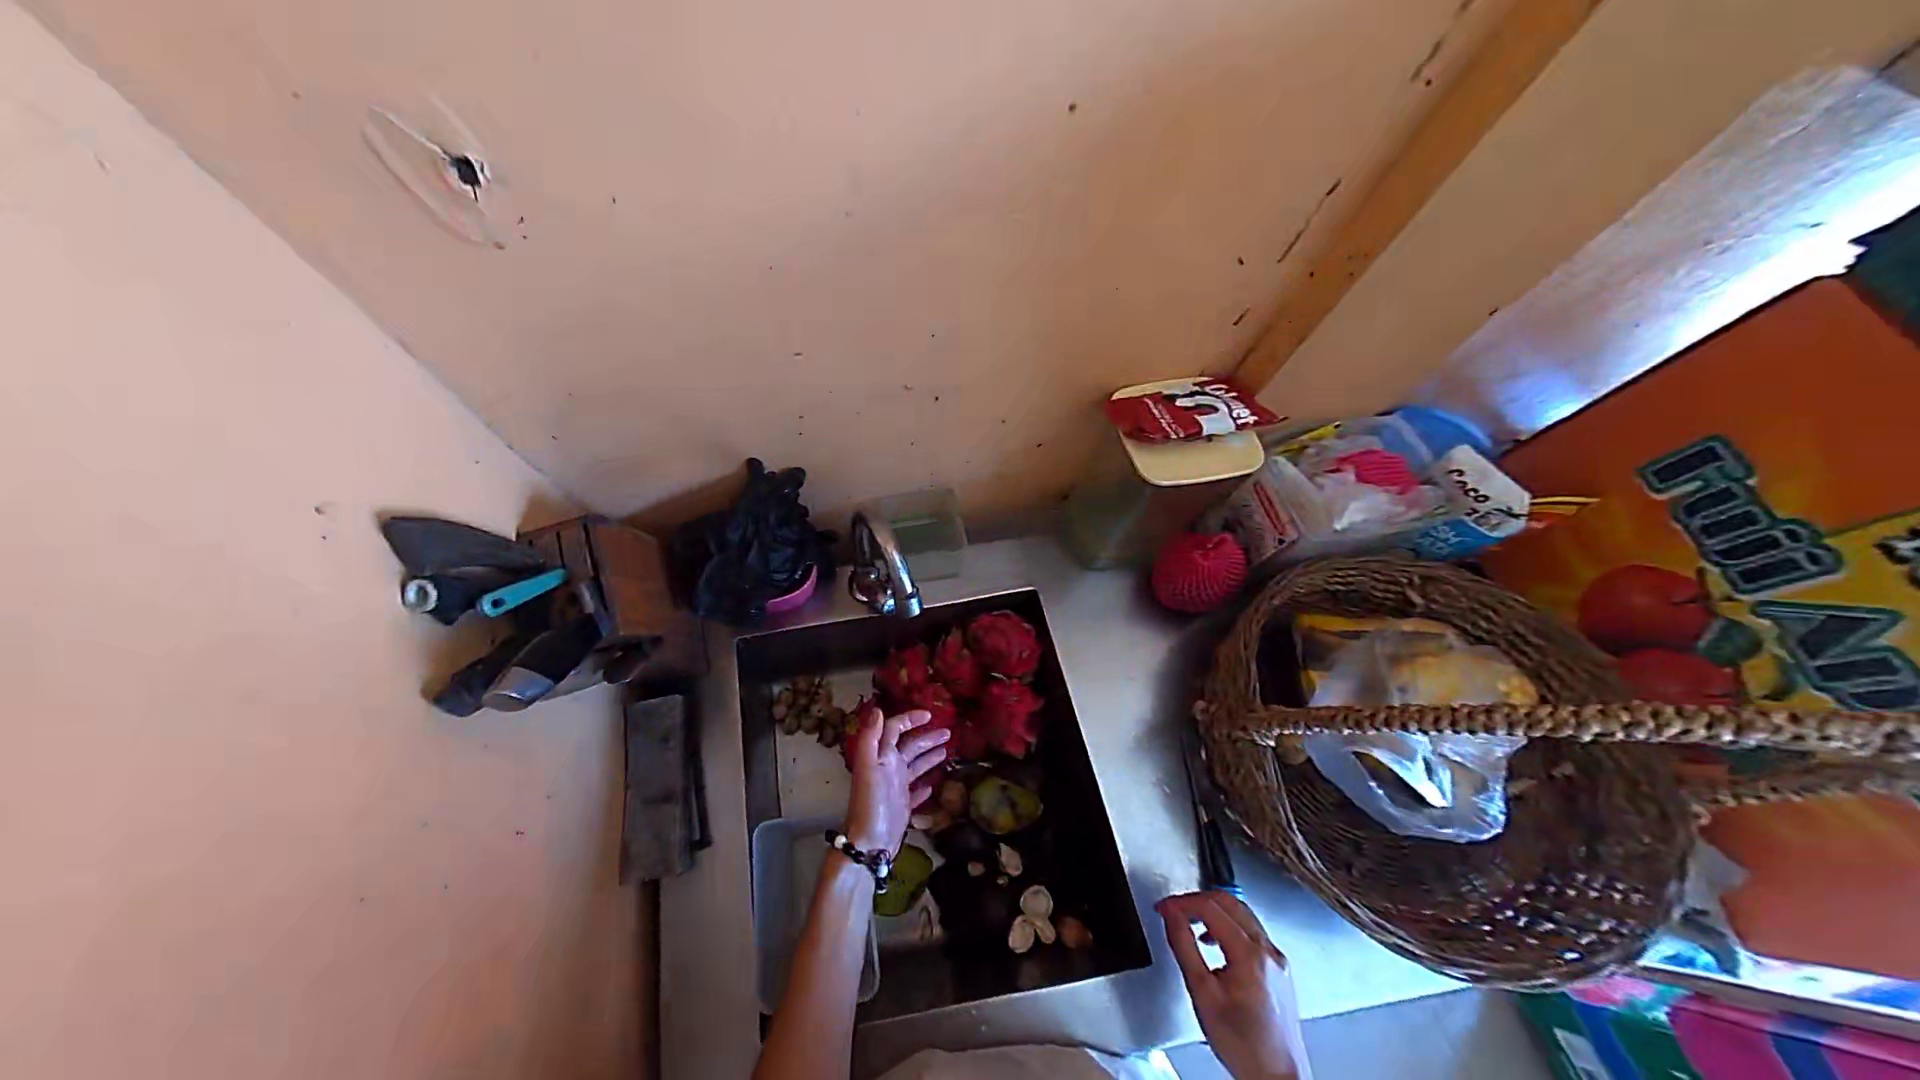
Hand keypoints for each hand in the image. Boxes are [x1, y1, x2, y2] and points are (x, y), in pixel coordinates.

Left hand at [843, 706, 949, 854]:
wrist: (870, 843)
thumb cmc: (871, 803)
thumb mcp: (869, 766)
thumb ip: (871, 737)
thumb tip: (877, 709)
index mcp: (881, 756)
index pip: (894, 729)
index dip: (910, 719)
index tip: (929, 715)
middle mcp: (888, 768)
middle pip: (909, 746)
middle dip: (926, 737)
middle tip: (948, 732)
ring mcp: (896, 787)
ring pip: (915, 765)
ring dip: (929, 756)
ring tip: (947, 750)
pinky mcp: (903, 805)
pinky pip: (916, 790)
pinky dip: (924, 785)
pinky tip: (934, 785)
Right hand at [1158, 891, 1306, 1079]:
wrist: (1277, 1078)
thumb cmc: (1243, 1046)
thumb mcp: (1202, 994)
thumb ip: (1184, 947)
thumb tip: (1171, 916)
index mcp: (1249, 955)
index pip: (1210, 907)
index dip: (1181, 903)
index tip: (1163, 908)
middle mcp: (1268, 951)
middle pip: (1228, 902)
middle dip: (1196, 901)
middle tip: (1174, 909)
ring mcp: (1277, 959)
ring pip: (1242, 913)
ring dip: (1213, 910)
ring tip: (1190, 923)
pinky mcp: (1279, 968)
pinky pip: (1251, 930)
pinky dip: (1228, 925)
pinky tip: (1214, 942)